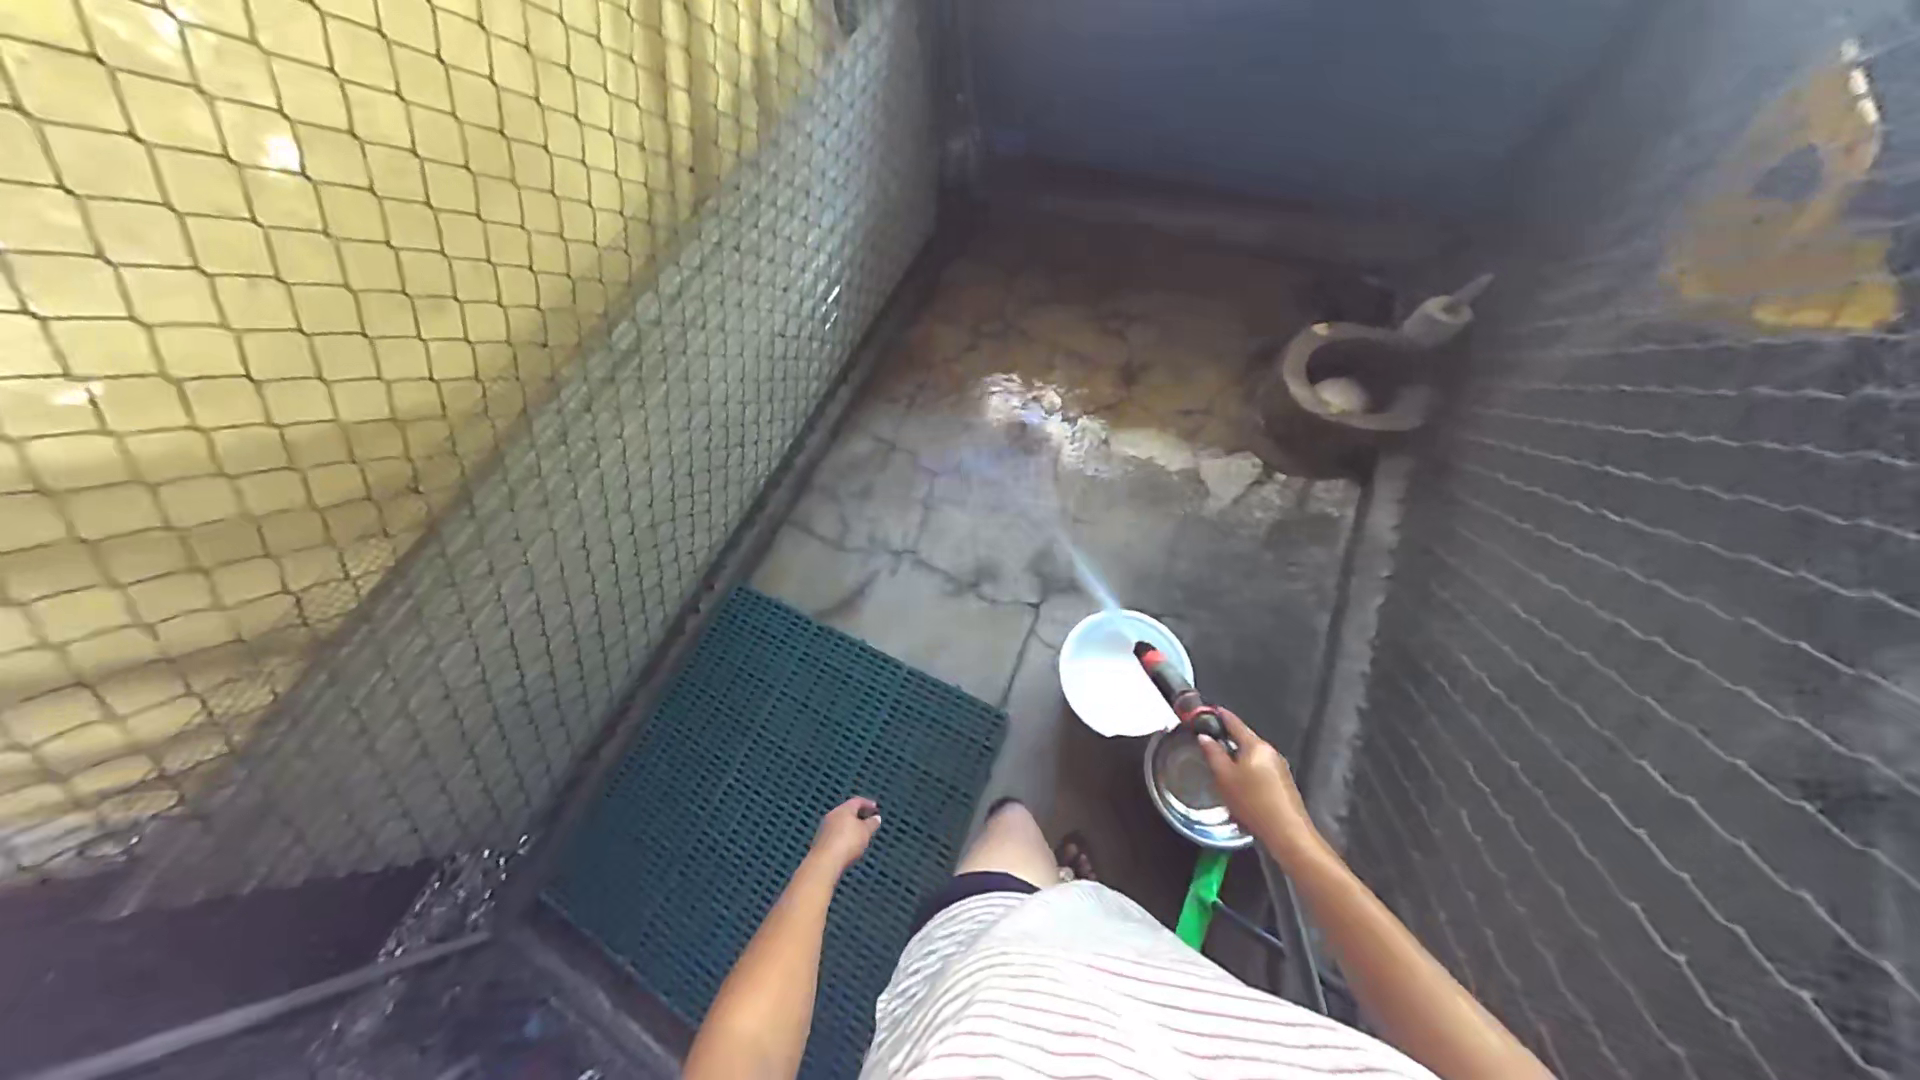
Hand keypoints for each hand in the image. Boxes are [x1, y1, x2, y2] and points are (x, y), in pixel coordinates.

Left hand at [808, 796, 880, 873]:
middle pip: (847, 811)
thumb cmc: (848, 842)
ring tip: (859, 833)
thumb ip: (872, 823)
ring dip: (850, 826)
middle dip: (858, 815)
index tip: (875, 807)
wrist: (824, 862)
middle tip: (868, 819)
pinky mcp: (820, 840)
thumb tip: (876, 817)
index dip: (867, 803)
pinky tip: (848, 843)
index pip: (857, 801)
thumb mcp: (865, 832)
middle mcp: (832, 814)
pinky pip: (835, 833)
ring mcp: (824, 827)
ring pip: (840, 822)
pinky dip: (843, 834)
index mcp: (844, 809)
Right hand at [1196, 709, 1320, 861]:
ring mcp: (1280, 768)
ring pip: (1252, 758)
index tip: (1212, 710)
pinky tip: (1240, 791)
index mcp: (1256, 746)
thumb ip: (1212, 753)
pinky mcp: (1283, 784)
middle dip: (1228, 742)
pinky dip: (1247, 775)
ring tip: (1222, 774)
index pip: (1235, 723)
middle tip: (1210, 746)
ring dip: (1237, 762)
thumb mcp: (1224, 777)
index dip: (1221, 715)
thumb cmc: (1254, 803)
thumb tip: (1205, 737)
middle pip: (1245, 741)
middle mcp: (1271, 753)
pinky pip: (1260, 772)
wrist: (1287, 833)